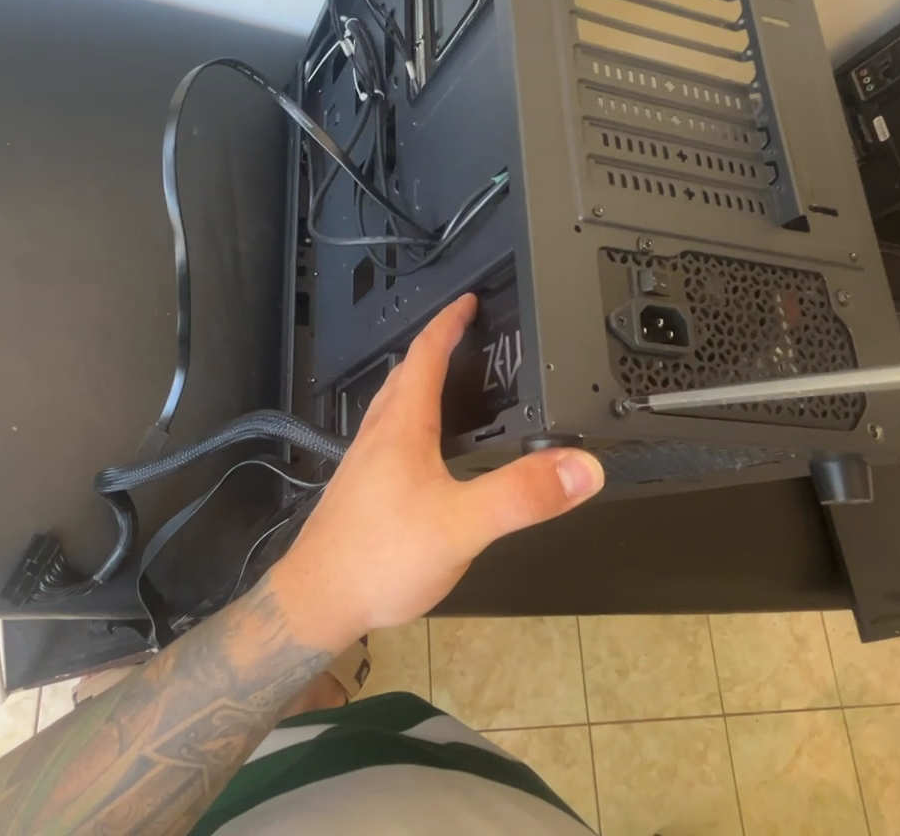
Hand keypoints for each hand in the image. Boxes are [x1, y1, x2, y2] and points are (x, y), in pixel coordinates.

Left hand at [266, 294, 605, 651]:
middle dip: (434, 347)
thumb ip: (522, 495)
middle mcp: (378, 436)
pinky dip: (412, 420)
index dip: (448, 323)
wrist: (318, 599)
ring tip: (450, 382)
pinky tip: (426, 450)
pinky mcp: (361, 488)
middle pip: (405, 375)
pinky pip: (389, 436)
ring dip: (419, 381)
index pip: (424, 356)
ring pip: (393, 405)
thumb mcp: (462, 526)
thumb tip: (581, 466)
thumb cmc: (379, 557)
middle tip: (464, 335)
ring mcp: (365, 462)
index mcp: (401, 427)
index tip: (468, 301)